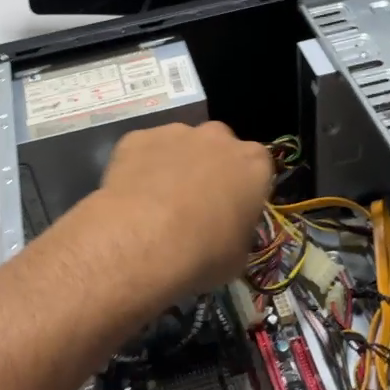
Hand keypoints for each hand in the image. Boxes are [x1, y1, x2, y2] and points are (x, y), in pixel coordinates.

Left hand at [92, 121, 273, 296]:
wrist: (141, 242)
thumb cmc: (202, 254)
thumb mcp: (238, 256)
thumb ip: (239, 231)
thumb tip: (227, 231)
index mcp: (253, 164)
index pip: (258, 168)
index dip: (244, 189)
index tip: (232, 210)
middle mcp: (218, 138)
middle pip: (219, 147)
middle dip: (211, 168)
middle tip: (194, 204)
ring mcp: (175, 132)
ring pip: (180, 145)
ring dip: (175, 165)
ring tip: (157, 203)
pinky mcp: (138, 137)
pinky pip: (144, 150)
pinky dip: (140, 166)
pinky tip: (131, 196)